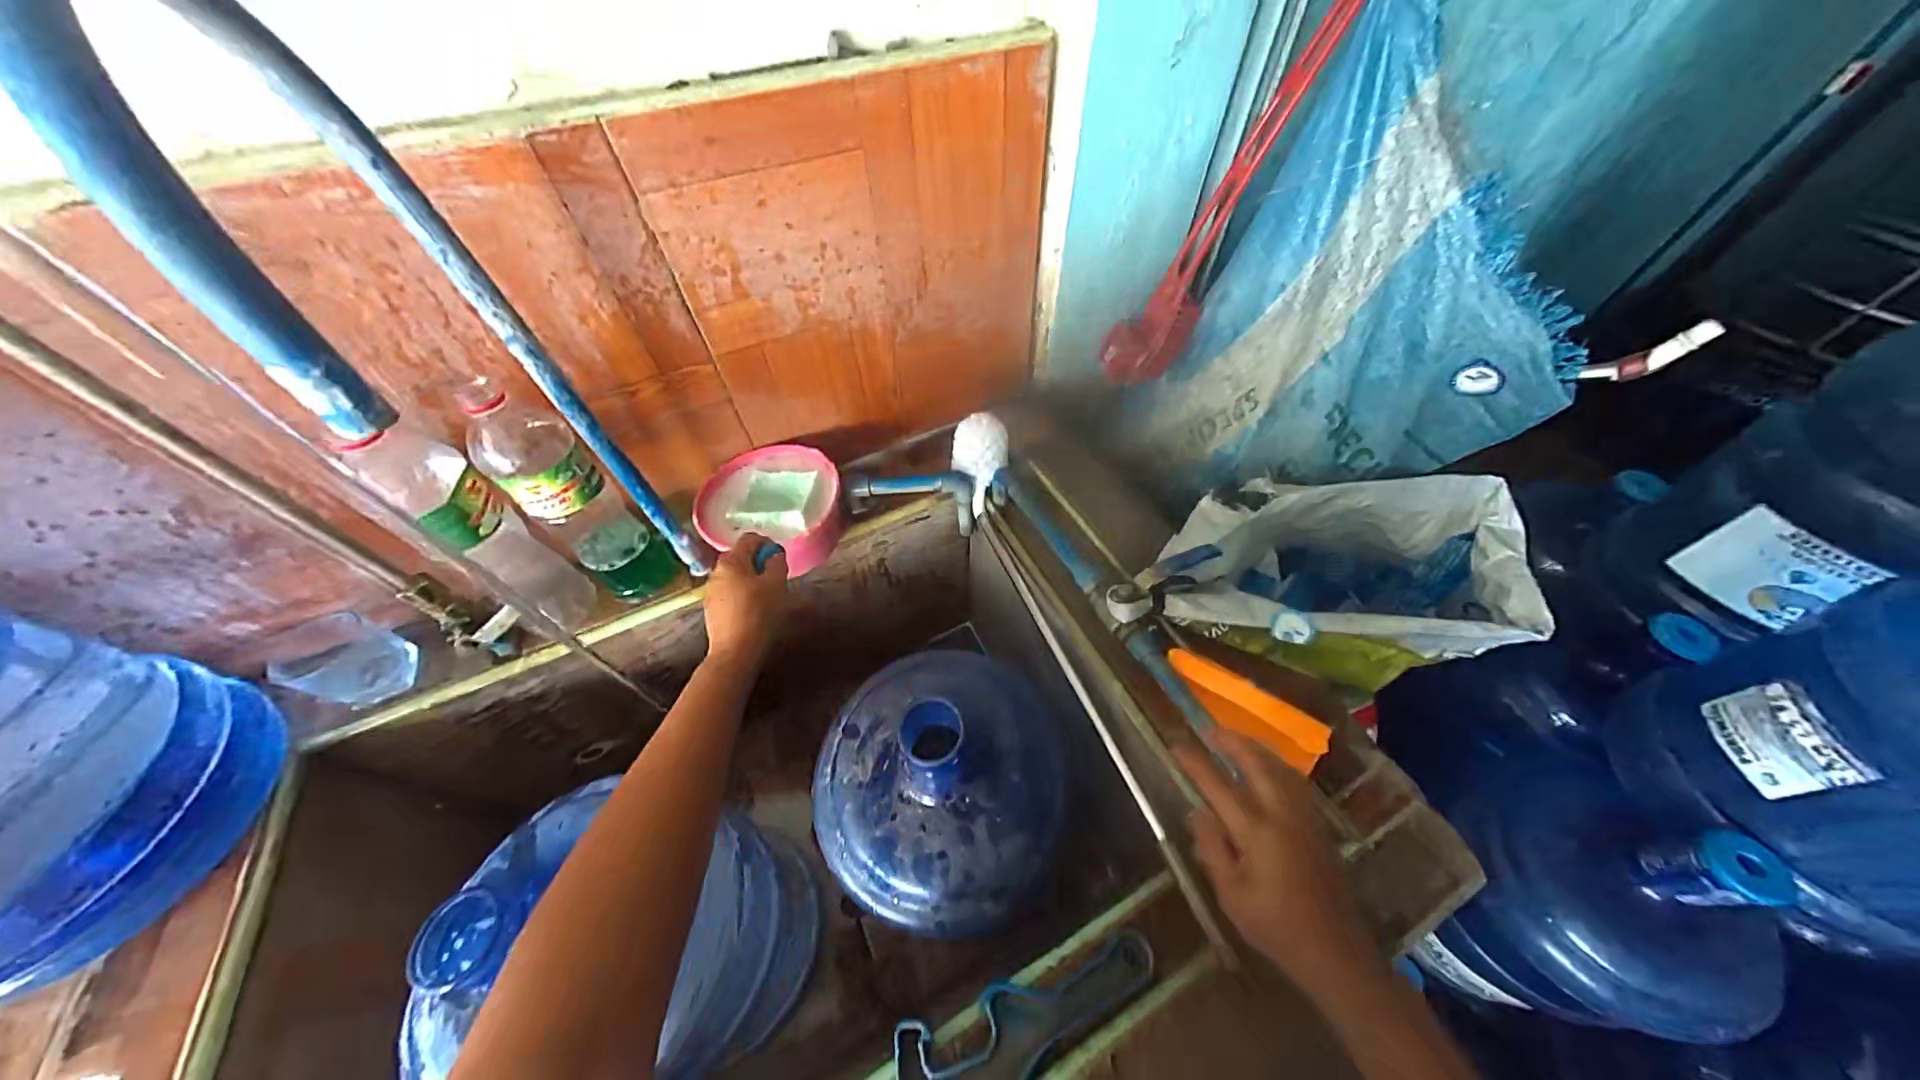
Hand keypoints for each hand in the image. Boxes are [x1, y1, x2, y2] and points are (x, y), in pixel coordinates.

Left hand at [702, 534, 788, 668]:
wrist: (735, 651)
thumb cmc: (759, 614)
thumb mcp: (776, 584)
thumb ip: (777, 563)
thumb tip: (774, 554)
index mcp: (731, 561)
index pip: (750, 538)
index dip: (768, 544)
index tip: (780, 559)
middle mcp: (716, 571)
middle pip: (740, 557)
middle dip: (759, 563)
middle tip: (777, 578)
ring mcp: (711, 590)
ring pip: (735, 575)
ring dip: (751, 579)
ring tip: (767, 595)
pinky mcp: (711, 608)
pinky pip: (729, 591)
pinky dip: (742, 593)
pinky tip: (753, 609)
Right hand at [1174, 729, 1379, 984]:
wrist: (1335, 952)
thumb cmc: (1275, 926)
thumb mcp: (1230, 894)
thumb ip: (1212, 849)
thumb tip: (1198, 811)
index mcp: (1256, 831)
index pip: (1218, 784)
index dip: (1195, 762)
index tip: (1176, 745)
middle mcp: (1282, 814)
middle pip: (1256, 763)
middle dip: (1230, 741)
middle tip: (1207, 730)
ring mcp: (1305, 817)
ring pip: (1279, 767)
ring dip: (1254, 748)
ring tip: (1233, 739)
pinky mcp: (1319, 826)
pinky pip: (1294, 781)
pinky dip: (1275, 764)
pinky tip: (1267, 767)